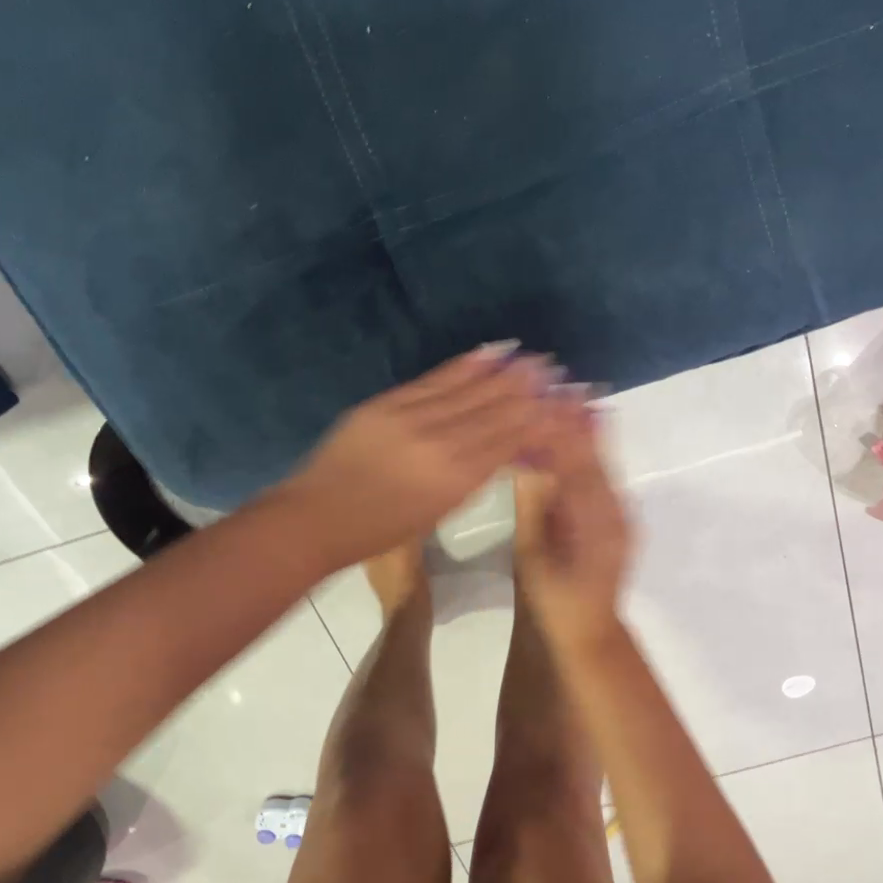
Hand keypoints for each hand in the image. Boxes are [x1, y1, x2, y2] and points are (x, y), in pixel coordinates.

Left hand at [282, 343, 581, 569]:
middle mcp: (442, 443)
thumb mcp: (440, 510)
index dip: (540, 419)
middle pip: (496, 410)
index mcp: (456, 478)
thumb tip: (510, 449)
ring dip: (507, 373)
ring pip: (471, 390)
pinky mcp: (388, 403)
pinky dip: (466, 365)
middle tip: (558, 372)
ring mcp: (413, 418)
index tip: (564, 403)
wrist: (317, 518)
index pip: (509, 440)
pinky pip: (436, 379)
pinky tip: (491, 352)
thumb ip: (474, 476)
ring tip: (535, 357)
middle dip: (531, 390)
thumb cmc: (381, 530)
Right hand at [513, 409, 633, 647]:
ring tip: (574, 394)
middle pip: (595, 459)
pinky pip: (604, 479)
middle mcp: (615, 514)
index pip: (575, 466)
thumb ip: (533, 507)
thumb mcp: (533, 560)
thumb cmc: (553, 604)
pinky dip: (593, 453)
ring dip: (589, 431)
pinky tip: (586, 431)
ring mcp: (621, 518)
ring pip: (603, 466)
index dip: (561, 430)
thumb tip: (526, 459)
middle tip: (564, 383)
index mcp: (594, 524)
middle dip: (579, 421)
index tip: (547, 398)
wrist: (586, 636)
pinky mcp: (618, 522)